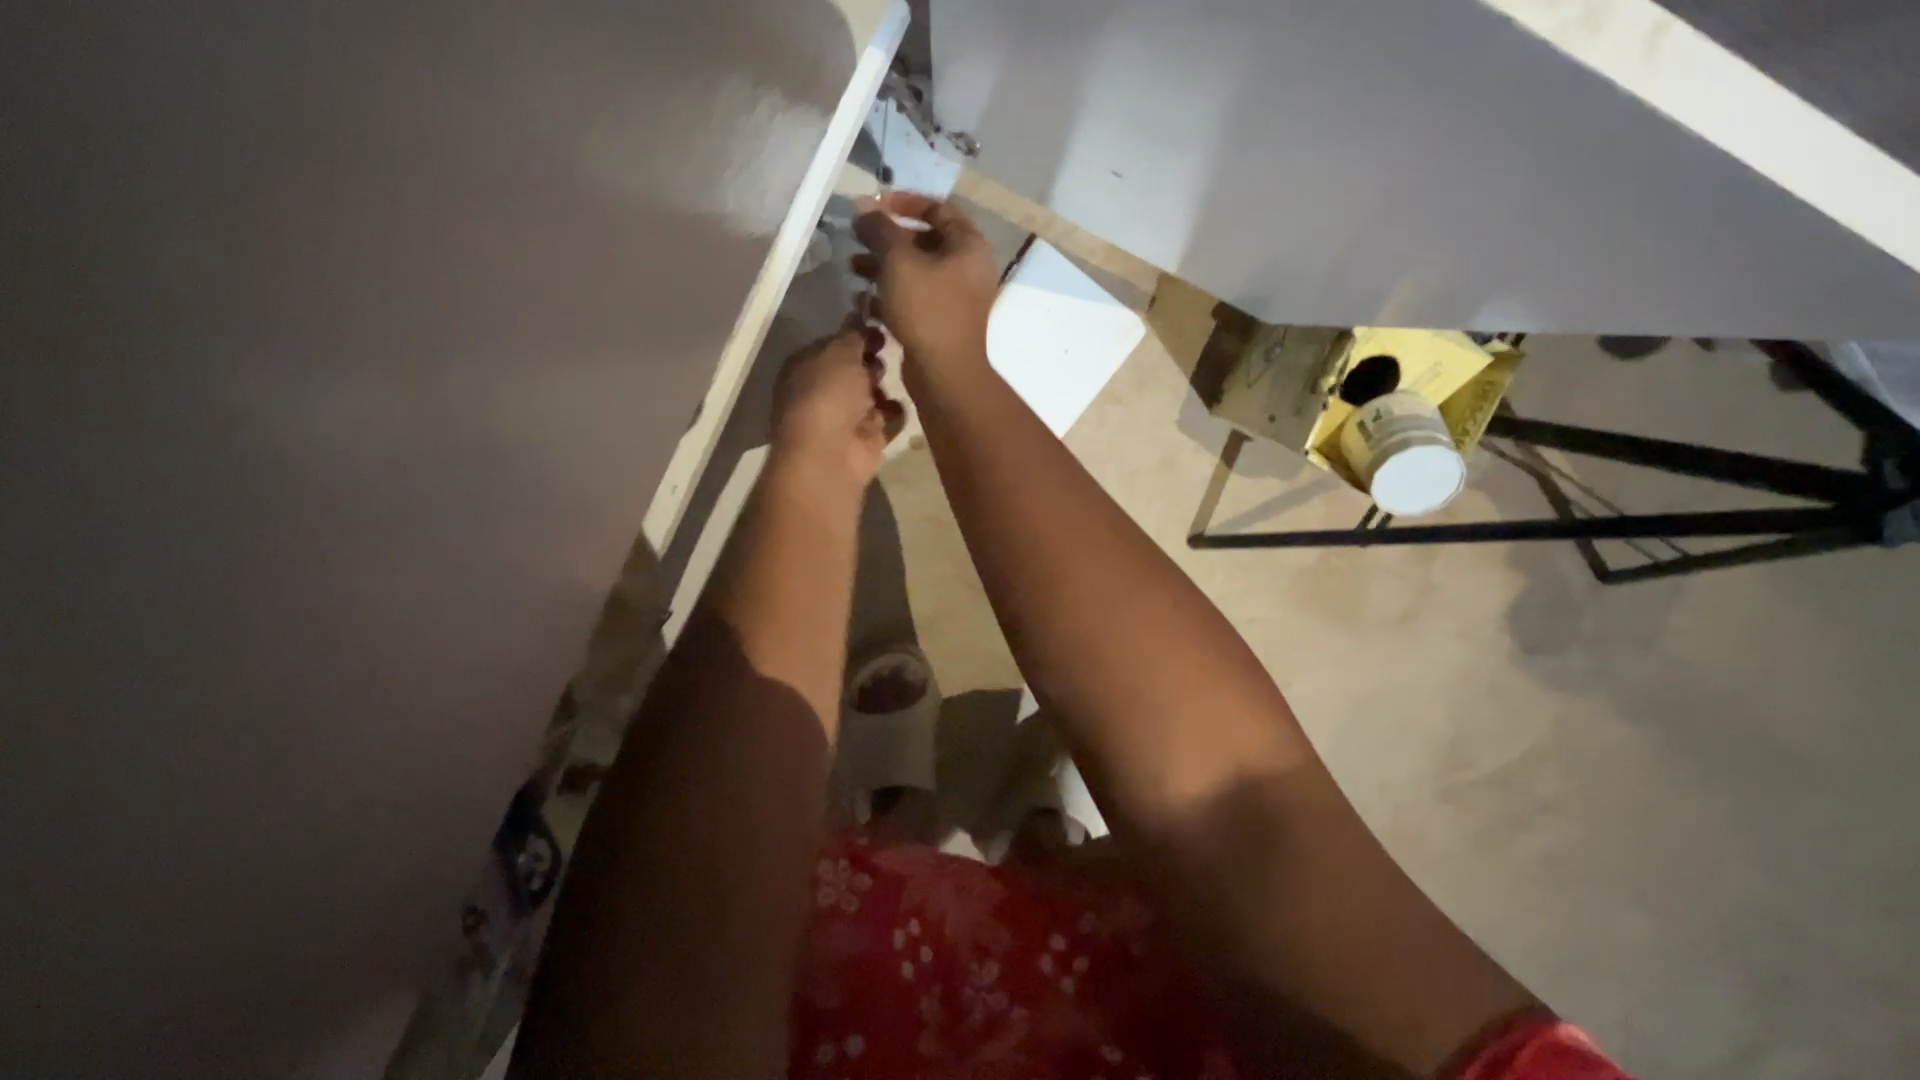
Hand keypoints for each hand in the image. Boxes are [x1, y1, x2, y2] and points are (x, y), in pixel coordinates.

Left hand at [770, 320, 904, 488]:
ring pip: (873, 392)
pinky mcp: (866, 439)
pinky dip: (895, 413)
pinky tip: (897, 407)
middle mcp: (823, 391)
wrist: (831, 453)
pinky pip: (888, 418)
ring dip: (884, 387)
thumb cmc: (828, 393)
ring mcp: (845, 417)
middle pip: (856, 368)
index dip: (856, 334)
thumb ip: (854, 331)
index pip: (835, 344)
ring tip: (887, 385)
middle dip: (872, 361)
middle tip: (882, 358)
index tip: (879, 327)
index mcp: (806, 366)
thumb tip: (859, 311)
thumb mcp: (840, 350)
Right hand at [852, 192, 998, 377]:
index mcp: (969, 245)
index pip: (937, 208)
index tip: (873, 205)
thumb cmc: (926, 308)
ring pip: (917, 271)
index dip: (903, 202)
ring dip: (884, 266)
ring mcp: (958, 297)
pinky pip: (916, 297)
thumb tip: (864, 206)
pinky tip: (863, 298)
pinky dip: (891, 293)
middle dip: (887, 238)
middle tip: (857, 238)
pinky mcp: (944, 321)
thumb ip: (880, 229)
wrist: (945, 372)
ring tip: (853, 267)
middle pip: (925, 240)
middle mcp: (969, 267)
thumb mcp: (899, 261)